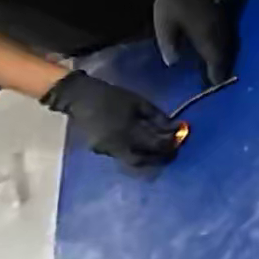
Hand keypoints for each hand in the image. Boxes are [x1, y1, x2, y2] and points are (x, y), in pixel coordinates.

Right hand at [41, 71, 179, 169]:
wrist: (80, 97)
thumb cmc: (112, 96)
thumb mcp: (139, 102)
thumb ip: (157, 117)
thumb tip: (173, 127)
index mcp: (129, 131)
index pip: (155, 145)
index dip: (169, 145)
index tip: (178, 140)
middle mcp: (118, 145)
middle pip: (144, 160)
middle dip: (159, 158)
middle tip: (170, 151)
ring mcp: (107, 150)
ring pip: (131, 161)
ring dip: (146, 158)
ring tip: (156, 149)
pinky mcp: (99, 150)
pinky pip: (120, 156)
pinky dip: (132, 153)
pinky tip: (138, 146)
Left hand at [152, 0, 234, 84]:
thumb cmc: (173, 0)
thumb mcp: (164, 24)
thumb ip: (169, 45)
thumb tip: (173, 63)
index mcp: (207, 40)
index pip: (215, 66)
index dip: (214, 79)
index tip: (211, 89)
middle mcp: (219, 36)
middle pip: (224, 60)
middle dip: (220, 72)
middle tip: (214, 84)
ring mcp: (222, 27)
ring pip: (226, 50)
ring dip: (221, 61)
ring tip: (214, 71)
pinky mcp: (221, 20)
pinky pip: (223, 40)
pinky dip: (219, 49)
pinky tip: (211, 52)